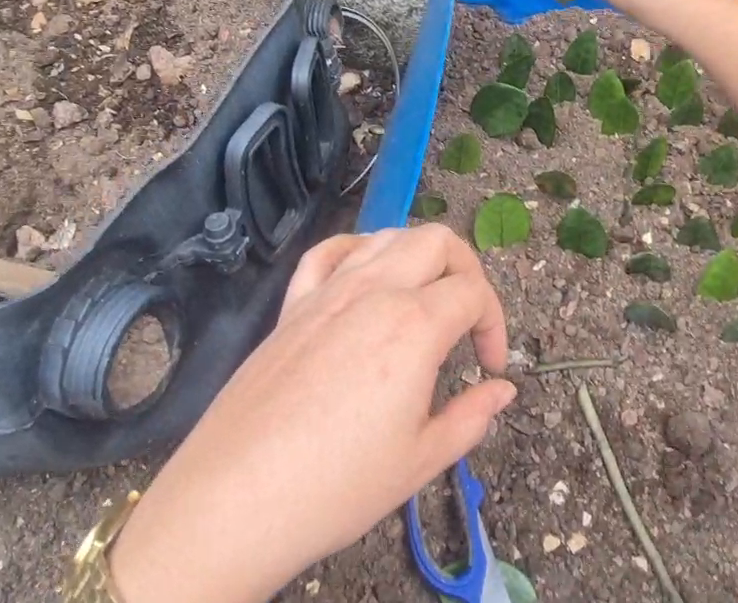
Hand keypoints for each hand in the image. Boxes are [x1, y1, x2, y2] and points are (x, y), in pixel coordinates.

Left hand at [108, 226, 515, 602]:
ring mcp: (327, 293)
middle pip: (437, 241)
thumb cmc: (336, 486)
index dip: (494, 324)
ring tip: (426, 300)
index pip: (473, 292)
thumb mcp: (420, 460)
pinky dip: (357, 251)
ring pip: (386, 237)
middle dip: (467, 270)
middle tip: (469, 319)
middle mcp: (373, 291)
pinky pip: (328, 253)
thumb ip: (472, 416)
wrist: (234, 500)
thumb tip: (504, 389)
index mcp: (413, 324)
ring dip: (419, 256)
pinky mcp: (291, 307)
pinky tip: (365, 278)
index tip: (489, 368)